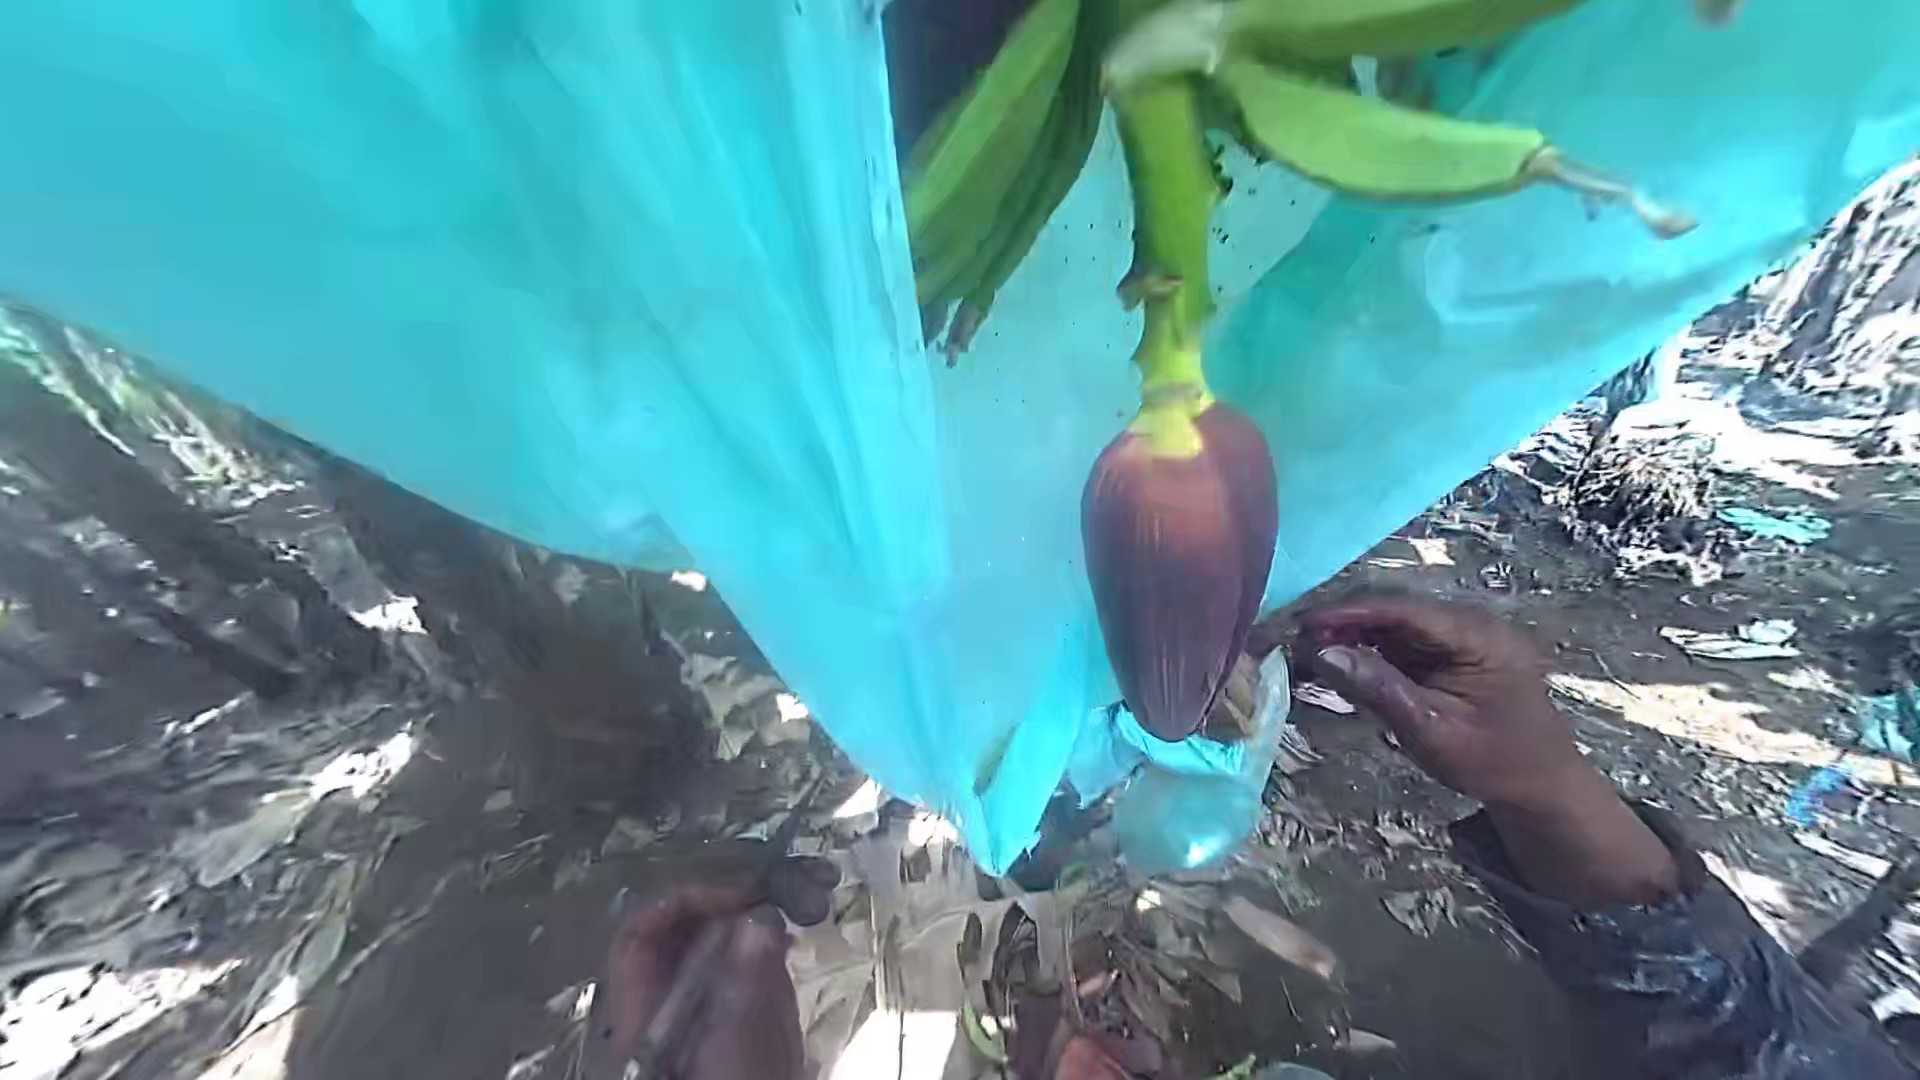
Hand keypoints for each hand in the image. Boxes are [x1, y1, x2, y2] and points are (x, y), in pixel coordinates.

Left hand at [603, 887, 803, 1079]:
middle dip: (746, 883)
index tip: (743, 896)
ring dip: (775, 886)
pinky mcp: (745, 981)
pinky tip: (813, 908)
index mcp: (646, 1009)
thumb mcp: (736, 1063)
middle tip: (800, 883)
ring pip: (728, 911)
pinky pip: (757, 928)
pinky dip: (786, 907)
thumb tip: (761, 917)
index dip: (686, 899)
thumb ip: (744, 993)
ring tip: (821, 884)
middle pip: (693, 910)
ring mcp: (711, 978)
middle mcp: (674, 983)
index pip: (643, 931)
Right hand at [1297, 595, 1584, 810]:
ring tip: (1303, 652)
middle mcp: (1464, 625)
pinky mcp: (1434, 649)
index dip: (1348, 612)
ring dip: (1342, 634)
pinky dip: (1355, 648)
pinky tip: (1327, 661)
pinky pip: (1387, 639)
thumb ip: (1378, 687)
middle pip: (1388, 609)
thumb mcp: (1431, 729)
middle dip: (1338, 622)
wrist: (1537, 786)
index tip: (1303, 624)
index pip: (1402, 610)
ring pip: (1381, 621)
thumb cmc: (1492, 761)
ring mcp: (1448, 636)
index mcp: (1478, 638)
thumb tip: (1321, 653)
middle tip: (1294, 641)